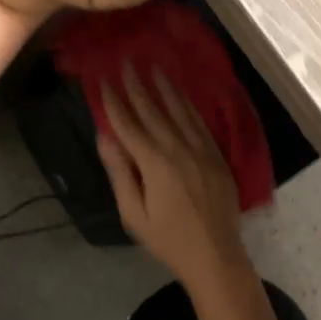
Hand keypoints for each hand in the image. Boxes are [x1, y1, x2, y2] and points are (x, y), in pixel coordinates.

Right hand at [99, 65, 249, 290]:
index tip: (104, 81)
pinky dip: (188, 105)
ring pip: (180, 111)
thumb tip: (105, 137)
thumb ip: (120, 172)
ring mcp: (201, 151)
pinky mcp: (217, 156)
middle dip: (137, 86)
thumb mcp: (133, 213)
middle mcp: (178, 149)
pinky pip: (200, 123)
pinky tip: (181, 95)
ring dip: (165, 88)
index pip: (128, 125)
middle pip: (154, 111)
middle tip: (126, 63)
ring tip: (154, 68)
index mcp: (154, 164)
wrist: (215, 256)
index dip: (114, 102)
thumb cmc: (167, 239)